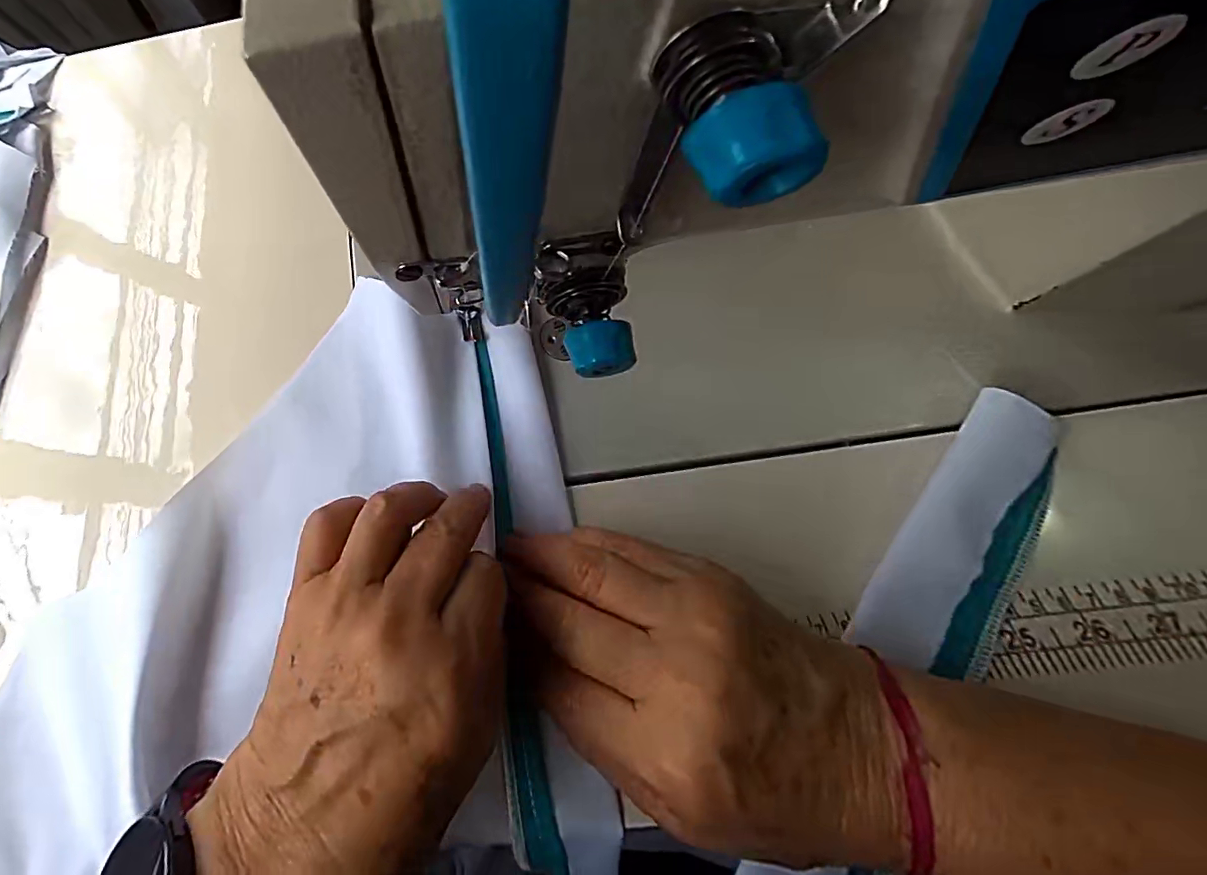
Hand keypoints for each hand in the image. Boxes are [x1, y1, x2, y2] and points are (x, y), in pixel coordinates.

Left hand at [188, 483, 506, 874]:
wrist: (311, 802)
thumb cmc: (405, 783)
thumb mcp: (477, 727)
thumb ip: (486, 648)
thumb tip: (481, 588)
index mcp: (452, 659)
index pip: (487, 575)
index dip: (492, 567)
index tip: (487, 568)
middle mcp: (398, 615)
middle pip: (443, 534)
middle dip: (466, 509)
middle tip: (474, 501)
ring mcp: (345, 596)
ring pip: (386, 513)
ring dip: (414, 495)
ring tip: (427, 497)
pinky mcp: (304, 591)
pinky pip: (326, 524)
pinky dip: (352, 509)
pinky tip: (368, 517)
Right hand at [504, 528, 903, 869]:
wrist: (869, 752)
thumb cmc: (769, 796)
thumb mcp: (673, 808)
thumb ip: (592, 737)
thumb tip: (529, 664)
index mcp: (664, 750)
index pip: (553, 682)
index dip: (512, 650)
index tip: (487, 630)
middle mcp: (676, 676)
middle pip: (561, 618)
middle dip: (513, 595)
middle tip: (480, 578)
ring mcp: (695, 617)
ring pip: (585, 570)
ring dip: (534, 555)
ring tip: (505, 550)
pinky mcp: (709, 579)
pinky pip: (624, 548)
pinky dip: (578, 542)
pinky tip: (552, 545)